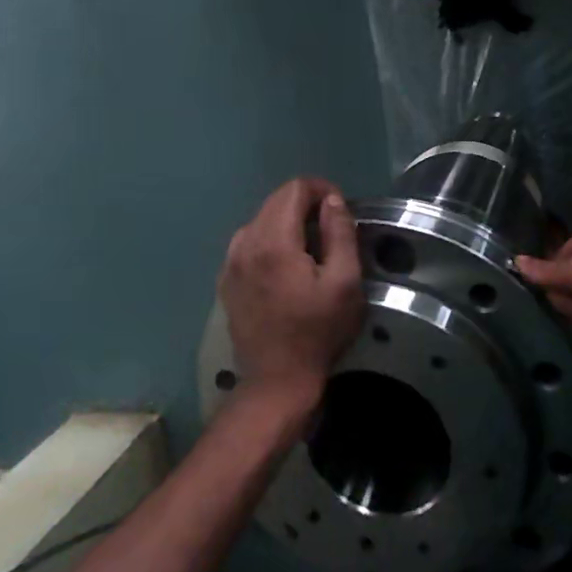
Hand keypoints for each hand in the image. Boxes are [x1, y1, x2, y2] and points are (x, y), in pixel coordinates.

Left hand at [219, 178, 363, 407]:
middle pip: (276, 200)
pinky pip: (249, 241)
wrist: (277, 382)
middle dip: (306, 204)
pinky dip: (271, 239)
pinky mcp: (227, 280)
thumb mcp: (345, 282)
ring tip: (310, 247)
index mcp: (274, 243)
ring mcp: (231, 263)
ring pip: (261, 218)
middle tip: (331, 228)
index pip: (294, 189)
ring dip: (287, 221)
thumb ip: (340, 233)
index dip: (322, 190)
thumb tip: (332, 200)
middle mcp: (245, 244)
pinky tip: (287, 265)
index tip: (340, 211)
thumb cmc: (318, 332)